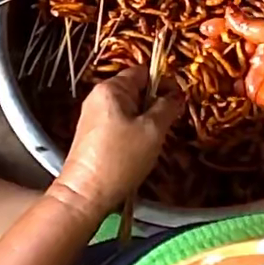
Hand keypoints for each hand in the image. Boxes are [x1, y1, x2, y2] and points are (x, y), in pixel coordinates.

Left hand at [54, 66, 182, 215]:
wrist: (85, 193)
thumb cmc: (121, 158)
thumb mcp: (152, 131)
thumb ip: (167, 107)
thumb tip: (176, 94)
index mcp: (111, 88)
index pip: (143, 72)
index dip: (163, 82)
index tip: (178, 100)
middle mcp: (98, 96)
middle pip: (134, 89)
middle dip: (154, 103)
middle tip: (168, 123)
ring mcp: (92, 114)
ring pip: (127, 107)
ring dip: (145, 119)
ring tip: (155, 139)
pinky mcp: (91, 133)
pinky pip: (118, 122)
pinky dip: (132, 130)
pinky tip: (138, 149)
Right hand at [201, 10, 263, 122]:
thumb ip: (250, 24)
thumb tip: (229, 11)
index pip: (243, 24)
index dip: (225, 24)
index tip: (207, 25)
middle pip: (234, 42)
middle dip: (218, 40)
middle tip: (204, 40)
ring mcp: (258, 69)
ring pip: (231, 60)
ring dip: (217, 57)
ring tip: (204, 54)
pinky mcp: (253, 89)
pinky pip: (233, 82)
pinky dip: (222, 78)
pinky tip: (211, 73)